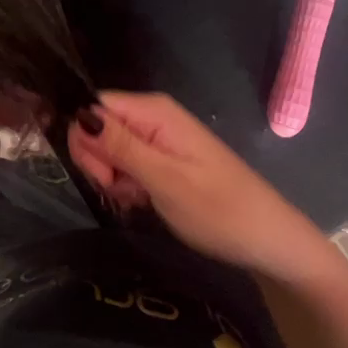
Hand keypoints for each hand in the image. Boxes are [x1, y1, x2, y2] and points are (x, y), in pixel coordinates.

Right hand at [68, 92, 315, 271]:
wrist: (268, 241)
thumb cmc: (219, 211)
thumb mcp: (165, 180)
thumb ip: (120, 146)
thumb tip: (79, 113)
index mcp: (153, 111)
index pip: (93, 106)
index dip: (87, 138)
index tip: (103, 176)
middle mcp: (152, 116)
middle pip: (97, 125)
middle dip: (98, 161)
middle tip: (122, 191)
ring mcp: (158, 137)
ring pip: (108, 147)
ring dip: (112, 177)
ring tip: (138, 199)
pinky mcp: (162, 157)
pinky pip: (125, 162)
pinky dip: (126, 184)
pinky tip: (143, 201)